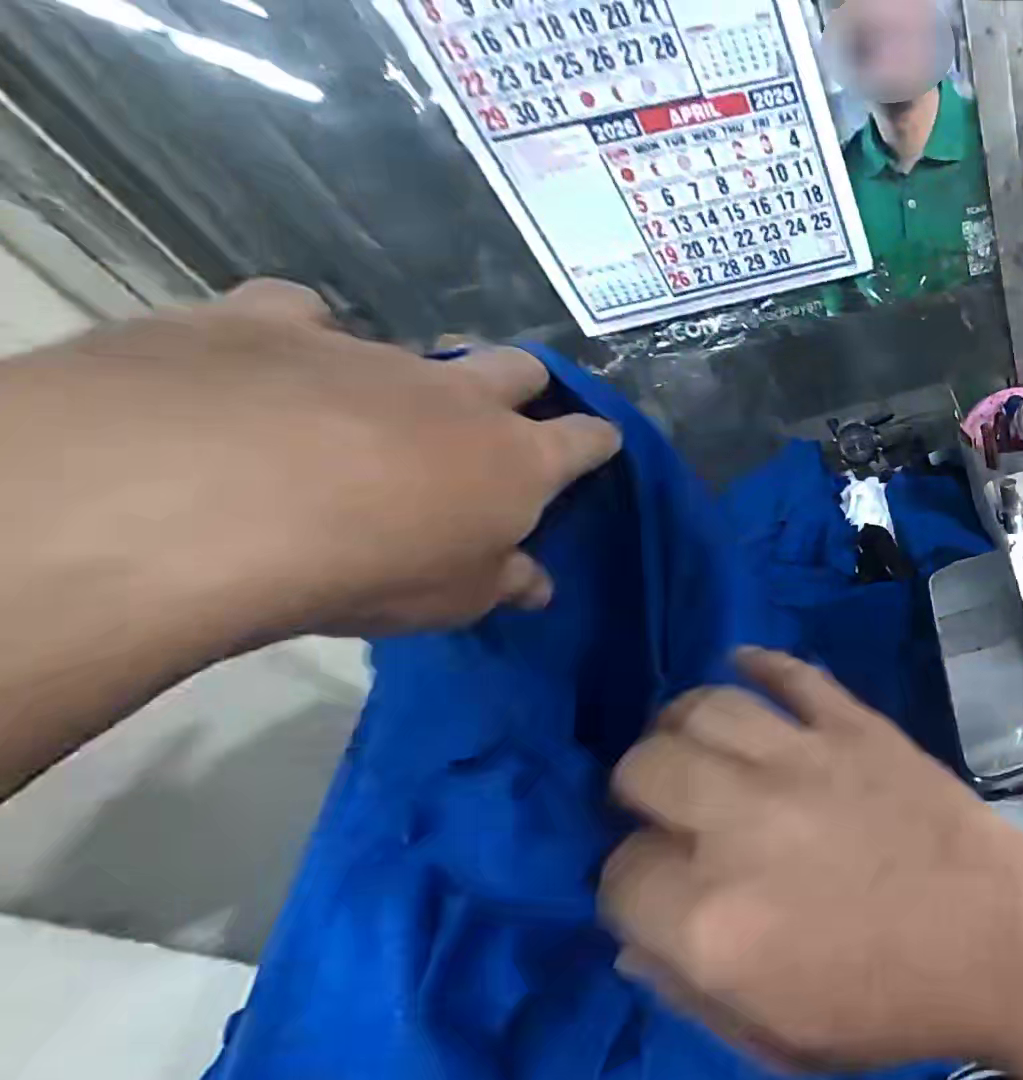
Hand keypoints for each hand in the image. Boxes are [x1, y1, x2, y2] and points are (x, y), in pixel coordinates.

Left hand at [3, 279, 619, 638]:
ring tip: (367, 406)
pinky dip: (296, 332)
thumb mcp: (452, 599)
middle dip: (521, 385)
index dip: (597, 441)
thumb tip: (539, 586)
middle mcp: (459, 395)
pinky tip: (272, 362)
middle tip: (492, 416)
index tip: (596, 445)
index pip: (588, 438)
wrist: (190, 507)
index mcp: (518, 459)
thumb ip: (504, 582)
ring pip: (414, 344)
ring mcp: (369, 352)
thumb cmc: (366, 568)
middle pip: (519, 367)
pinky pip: (295, 310)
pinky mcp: (265, 323)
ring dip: (408, 373)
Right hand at [599, 647, 1022, 1070]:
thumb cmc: (889, 999)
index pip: (618, 872)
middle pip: (646, 766)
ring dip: (684, 720)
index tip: (657, 878)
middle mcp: (742, 824)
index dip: (630, 877)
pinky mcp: (856, 725)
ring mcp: (804, 760)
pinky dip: (760, 663)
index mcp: (711, 921)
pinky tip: (743, 665)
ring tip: (694, 738)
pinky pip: (792, 673)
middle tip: (666, 798)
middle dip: (640, 785)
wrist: (997, 933)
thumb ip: (687, 986)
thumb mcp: (773, 1035)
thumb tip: (636, 932)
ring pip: (707, 706)